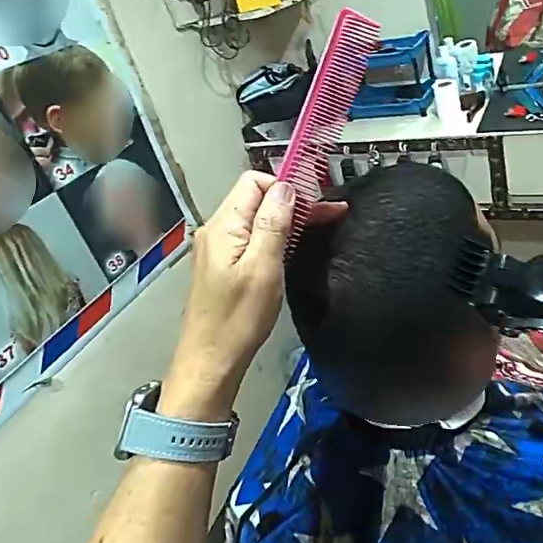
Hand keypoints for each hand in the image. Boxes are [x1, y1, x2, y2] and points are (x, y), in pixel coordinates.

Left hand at [164, 174, 332, 417]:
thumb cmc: (238, 318)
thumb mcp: (263, 267)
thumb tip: (286, 188)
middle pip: (258, 197)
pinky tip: (295, 244)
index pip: (255, 181)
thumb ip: (273, 224)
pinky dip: (277, 234)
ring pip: (258, 217)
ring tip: (320, 225)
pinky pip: (254, 235)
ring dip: (288, 218)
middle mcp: (218, 230)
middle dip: (294, 201)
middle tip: (330, 214)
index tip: (314, 203)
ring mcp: (221, 247)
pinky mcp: (226, 263)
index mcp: (224, 226)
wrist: (213, 360)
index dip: (286, 186)